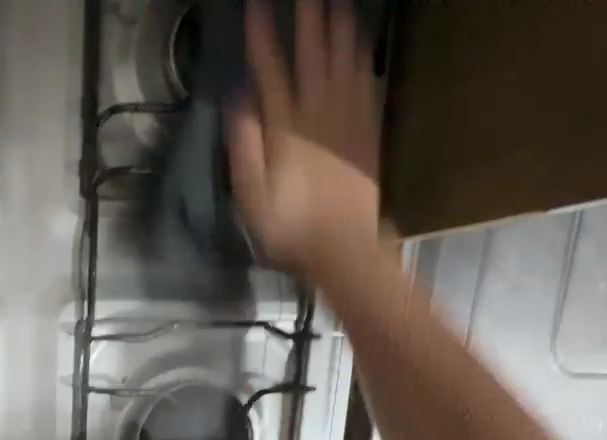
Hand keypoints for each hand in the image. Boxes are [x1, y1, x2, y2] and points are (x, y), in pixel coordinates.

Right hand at [228, 0, 381, 276]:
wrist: (345, 248)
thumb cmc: (289, 229)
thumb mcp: (252, 198)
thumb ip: (245, 147)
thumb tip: (237, 100)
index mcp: (286, 128)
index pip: (271, 70)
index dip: (263, 36)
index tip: (256, 6)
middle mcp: (320, 112)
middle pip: (313, 51)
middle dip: (306, 14)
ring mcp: (348, 117)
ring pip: (344, 57)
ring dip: (337, 23)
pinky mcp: (368, 128)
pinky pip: (367, 77)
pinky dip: (361, 51)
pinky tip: (359, 37)